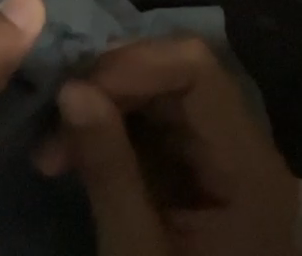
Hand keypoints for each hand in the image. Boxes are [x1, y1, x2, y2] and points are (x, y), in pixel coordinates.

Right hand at [38, 37, 298, 255]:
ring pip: (156, 92)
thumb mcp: (139, 254)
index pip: (194, 68)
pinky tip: (70, 154)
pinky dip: (107, 126)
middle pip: (175, 73)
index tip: (73, 96)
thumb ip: (109, 169)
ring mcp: (221, 158)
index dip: (132, 65)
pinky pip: (150, 123)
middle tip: (53, 125)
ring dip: (99, 105)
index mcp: (249, 167)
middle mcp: (244, 147)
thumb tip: (71, 86)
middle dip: (107, 86)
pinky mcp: (197, 172)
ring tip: (53, 149)